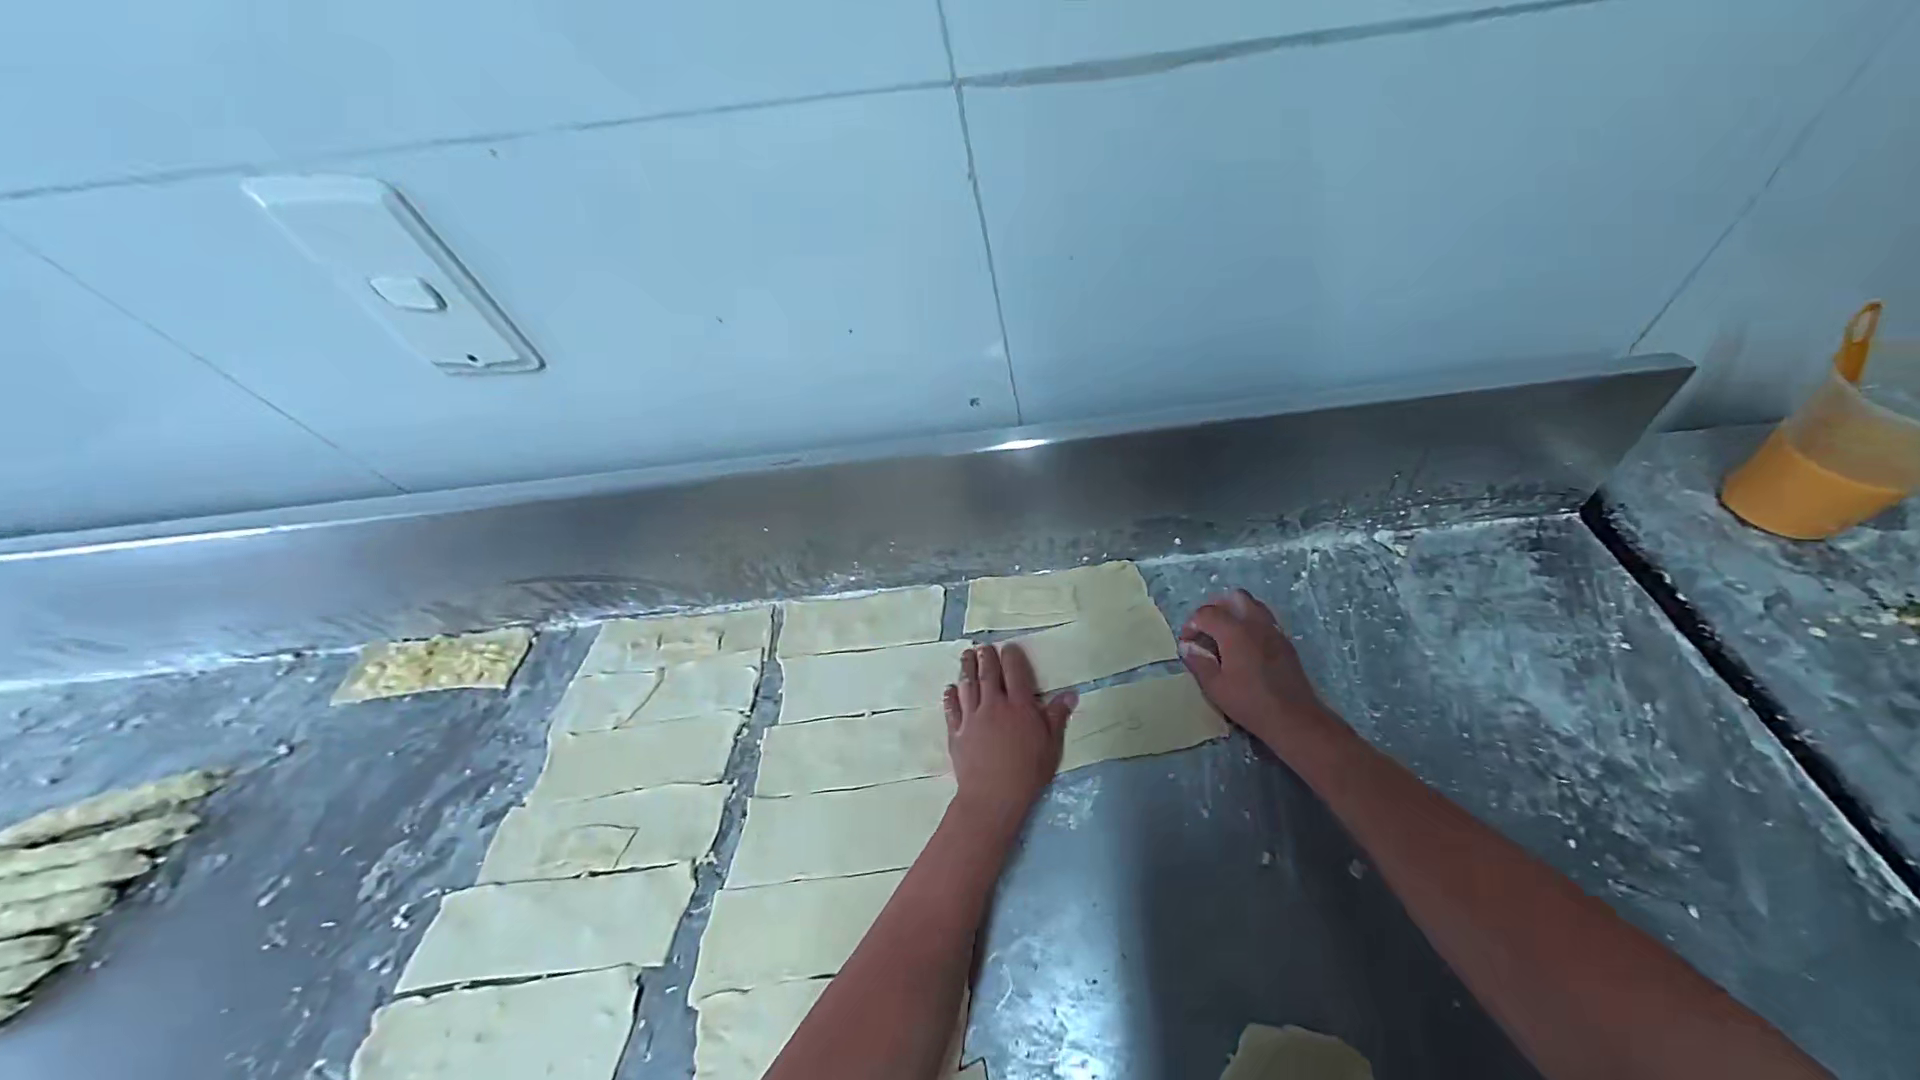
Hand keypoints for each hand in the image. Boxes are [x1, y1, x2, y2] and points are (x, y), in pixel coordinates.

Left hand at [943, 643, 1075, 833]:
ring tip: (966, 655)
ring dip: (967, 668)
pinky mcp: (956, 731)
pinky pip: (952, 708)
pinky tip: (950, 688)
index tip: (1008, 647)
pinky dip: (950, 696)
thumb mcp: (1051, 745)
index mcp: (1019, 706)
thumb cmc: (1028, 772)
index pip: (1015, 672)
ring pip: (968, 686)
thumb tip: (1070, 694)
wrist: (993, 796)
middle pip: (988, 674)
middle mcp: (993, 705)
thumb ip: (1057, 717)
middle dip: (986, 657)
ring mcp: (972, 717)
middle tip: (983, 647)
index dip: (1011, 657)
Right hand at [1179, 589, 1338, 752]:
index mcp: (1234, 632)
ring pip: (1252, 604)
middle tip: (1206, 630)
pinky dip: (1250, 622)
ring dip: (1234, 612)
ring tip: (1224, 635)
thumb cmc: (1249, 702)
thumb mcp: (1214, 686)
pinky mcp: (1285, 641)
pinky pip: (1264, 619)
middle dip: (1215, 608)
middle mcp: (1255, 623)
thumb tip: (1187, 646)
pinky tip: (1244, 646)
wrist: (1293, 717)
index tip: (1187, 642)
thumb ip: (1198, 661)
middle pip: (1233, 597)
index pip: (1206, 613)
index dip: (1191, 624)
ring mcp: (1273, 630)